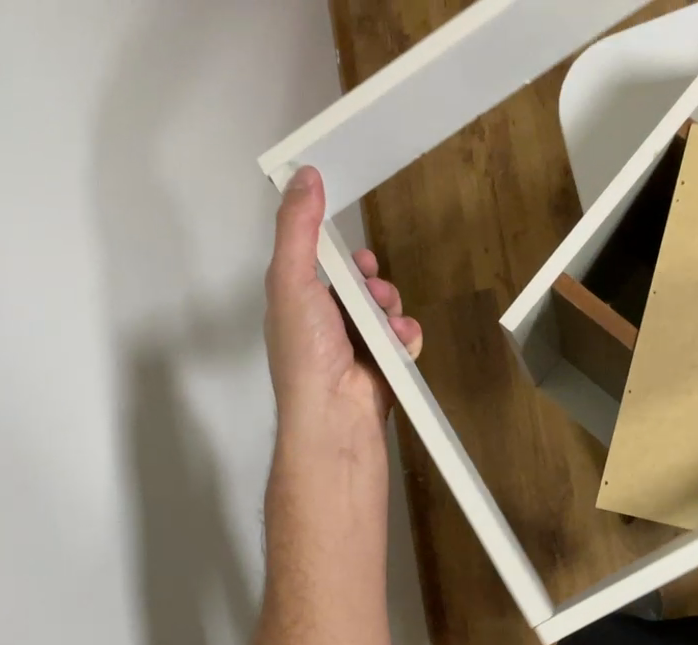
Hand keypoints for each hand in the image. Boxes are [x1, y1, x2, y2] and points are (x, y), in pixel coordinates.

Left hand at [264, 166, 422, 442]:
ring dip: (392, 311)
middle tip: (373, 295)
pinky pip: (404, 338)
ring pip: (387, 310)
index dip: (344, 258)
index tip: (356, 257)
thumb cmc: (307, 349)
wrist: (335, 415)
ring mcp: (356, 349)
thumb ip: (298, 228)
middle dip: (374, 285)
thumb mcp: (291, 279)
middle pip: (362, 286)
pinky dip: (406, 337)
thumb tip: (304, 174)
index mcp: (298, 305)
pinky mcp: (384, 368)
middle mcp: (325, 326)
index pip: (324, 268)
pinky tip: (399, 345)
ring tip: (387, 327)